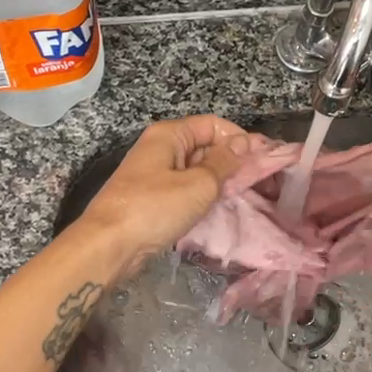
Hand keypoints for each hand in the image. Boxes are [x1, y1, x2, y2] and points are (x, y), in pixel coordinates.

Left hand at [74, 115, 249, 273]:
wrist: (108, 246)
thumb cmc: (154, 209)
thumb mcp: (198, 184)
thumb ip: (223, 162)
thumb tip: (243, 144)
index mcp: (169, 135)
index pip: (213, 125)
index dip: (239, 138)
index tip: (263, 158)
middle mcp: (160, 148)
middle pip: (204, 145)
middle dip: (231, 160)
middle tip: (259, 180)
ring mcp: (154, 174)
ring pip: (196, 169)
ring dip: (218, 180)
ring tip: (243, 195)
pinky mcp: (152, 198)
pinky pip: (185, 188)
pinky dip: (202, 195)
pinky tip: (217, 208)